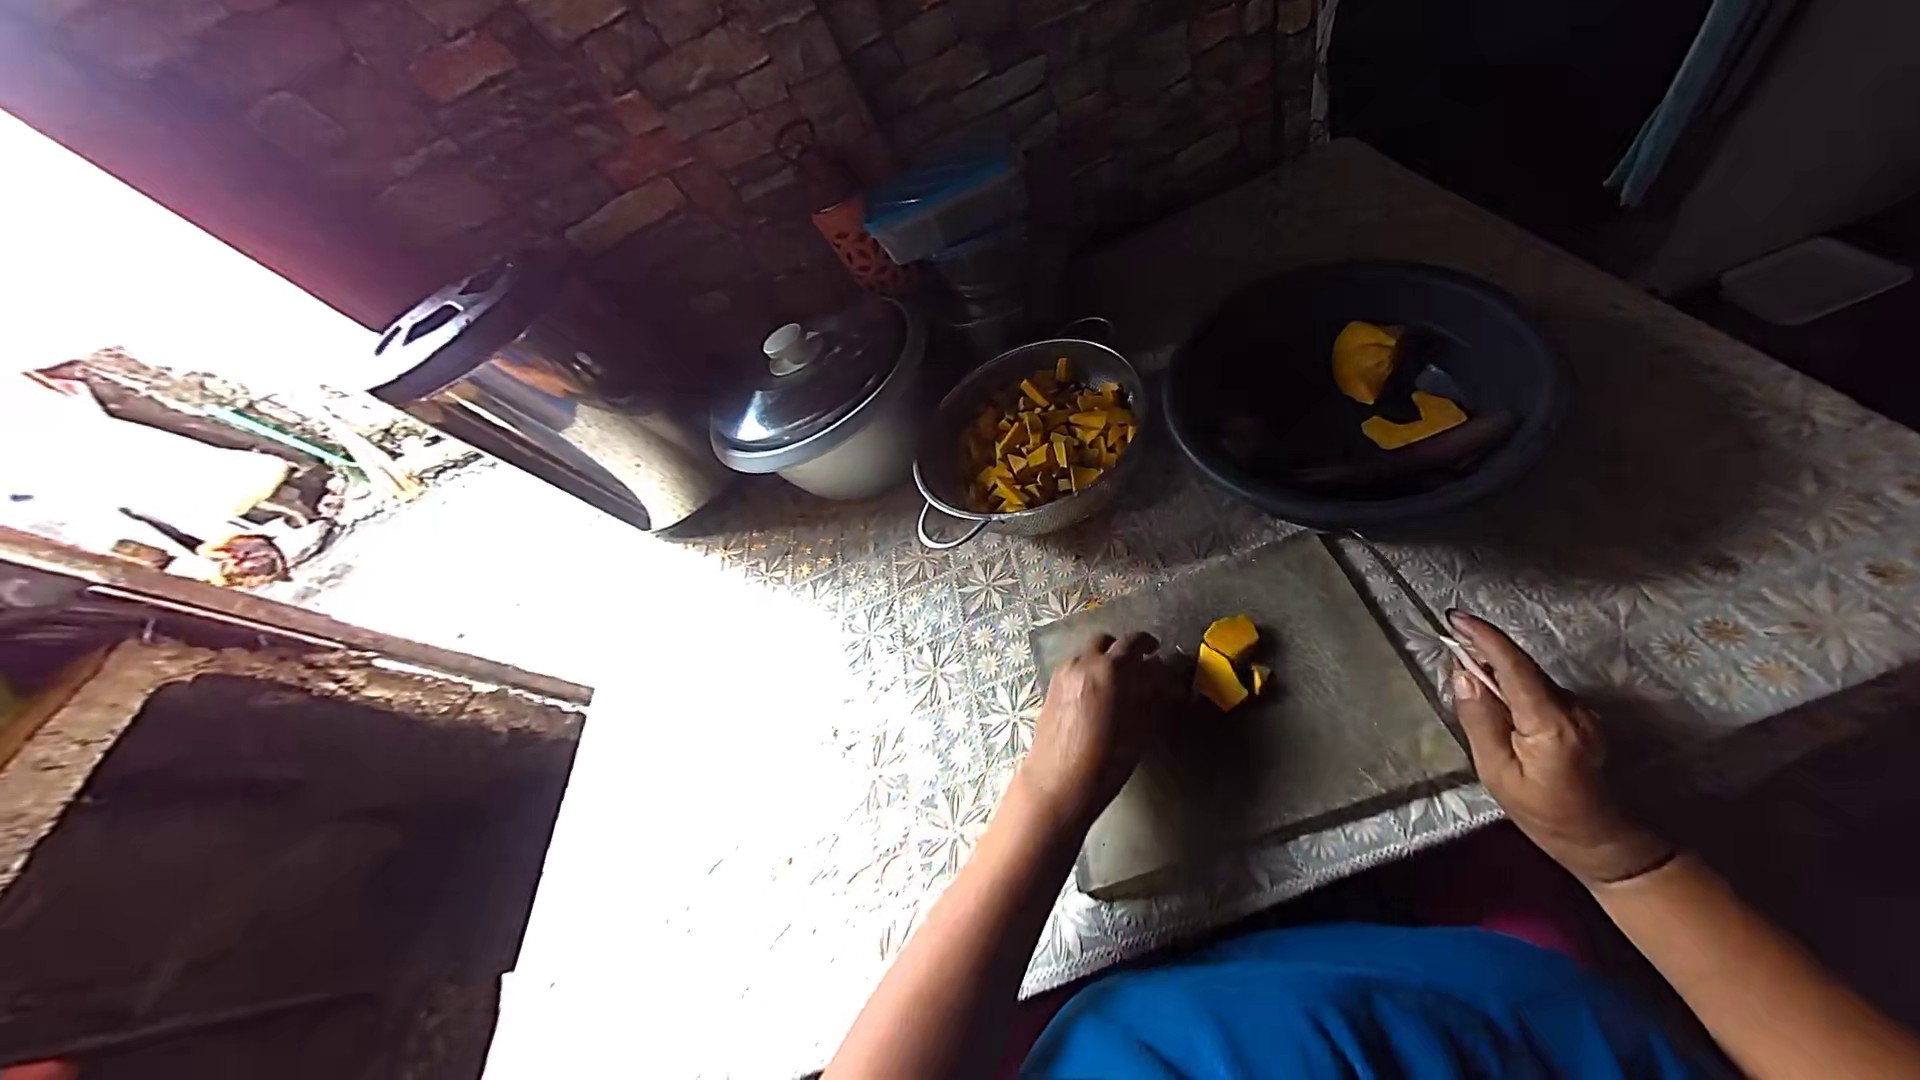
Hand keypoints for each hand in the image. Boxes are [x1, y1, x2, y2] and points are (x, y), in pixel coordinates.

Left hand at [1020, 632, 1179, 827]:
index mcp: (1109, 668)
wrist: (1058, 780)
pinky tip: (1098, 694)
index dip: (1148, 644)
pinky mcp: (1051, 688)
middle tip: (1138, 667)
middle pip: (1105, 642)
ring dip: (1103, 660)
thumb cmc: (1106, 759)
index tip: (1157, 650)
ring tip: (1118, 683)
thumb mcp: (1140, 728)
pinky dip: (1088, 671)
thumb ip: (1151, 695)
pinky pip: (1074, 668)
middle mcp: (1082, 663)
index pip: (1133, 642)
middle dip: (1122, 650)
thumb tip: (1162, 678)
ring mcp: (1063, 674)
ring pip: (1087, 654)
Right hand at [1447, 610, 1674, 886]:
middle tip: (1449, 645)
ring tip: (1466, 681)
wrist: (1600, 839)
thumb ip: (1480, 719)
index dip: (1484, 638)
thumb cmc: (1542, 812)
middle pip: (1521, 669)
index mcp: (1551, 724)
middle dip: (1482, 653)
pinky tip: (1492, 701)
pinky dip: (1509, 687)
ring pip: (1527, 679)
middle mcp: (1573, 711)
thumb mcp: (1496, 770)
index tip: (1456, 618)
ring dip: (1494, 672)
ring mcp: (1582, 713)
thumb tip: (1463, 675)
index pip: (1515, 667)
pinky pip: (1535, 691)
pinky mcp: (1580, 718)